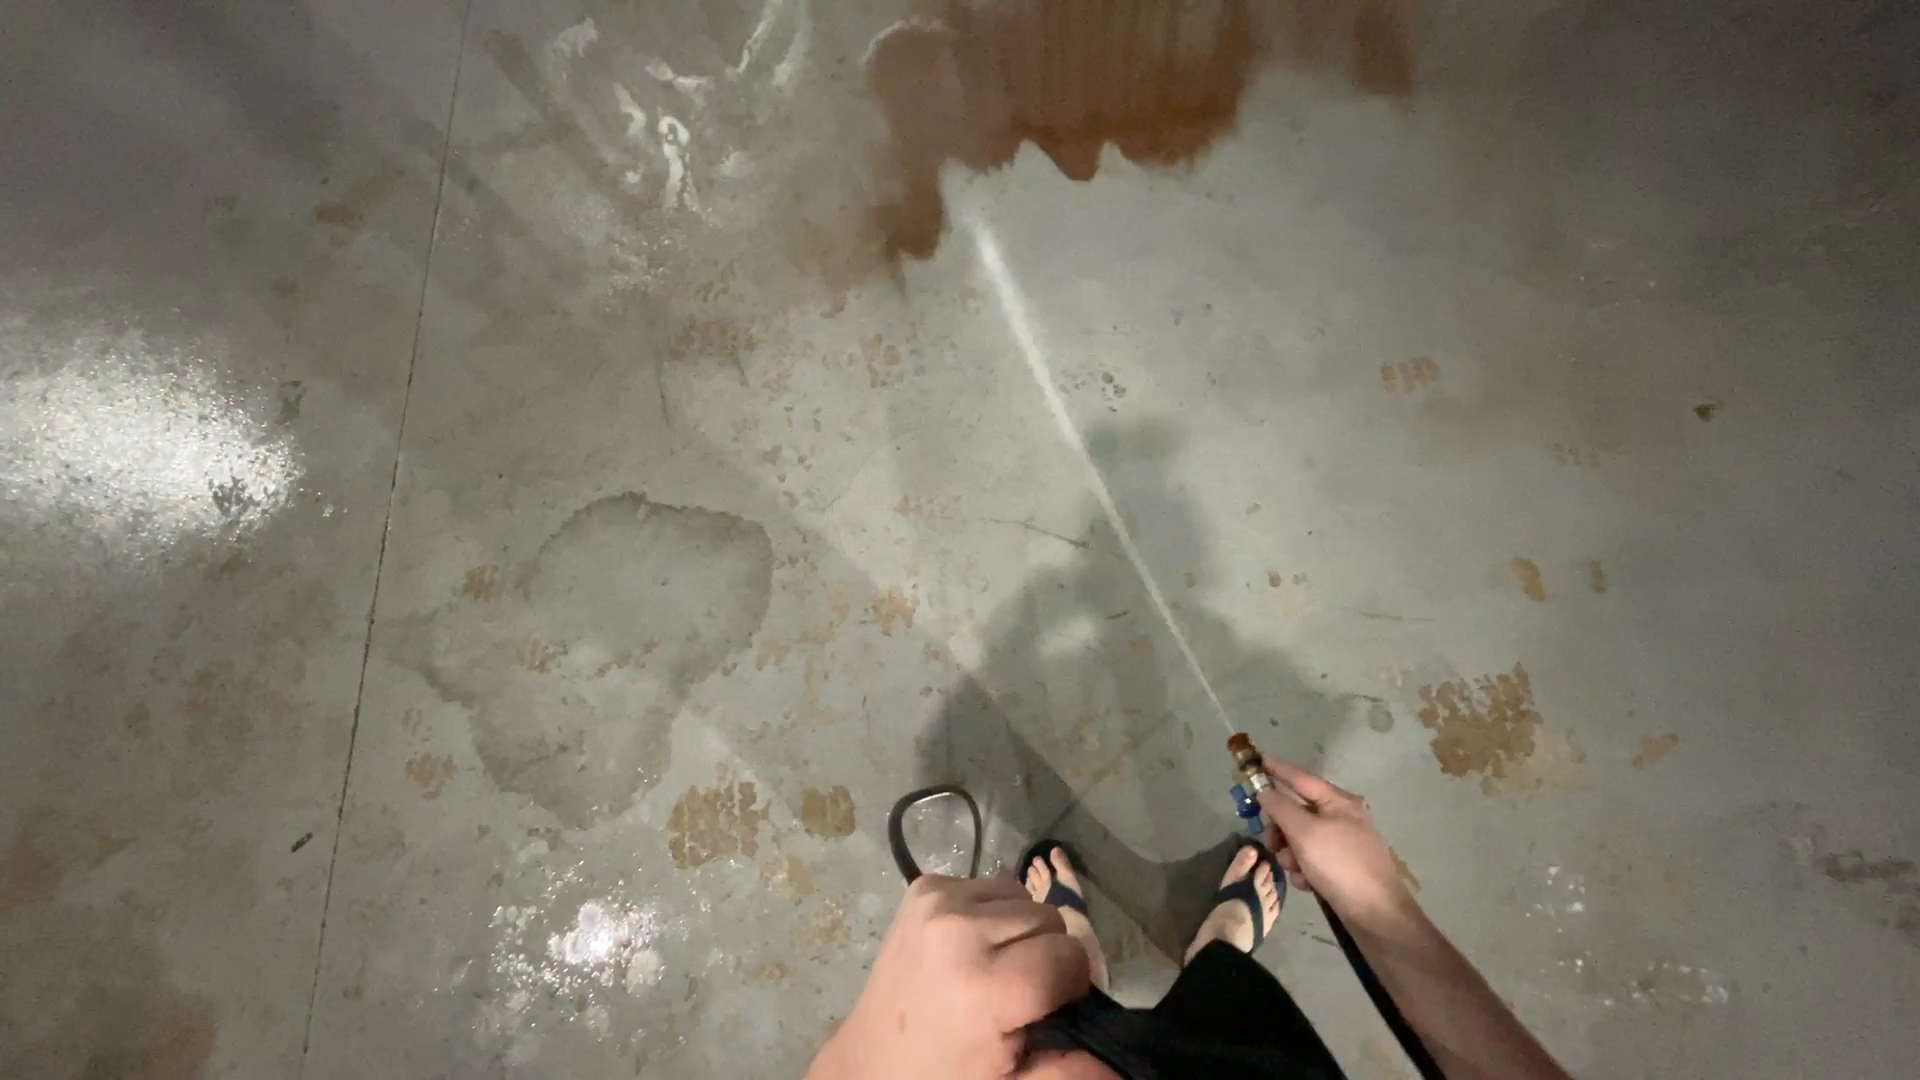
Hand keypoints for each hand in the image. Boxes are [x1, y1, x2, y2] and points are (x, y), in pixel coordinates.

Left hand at [807, 874, 1091, 1079]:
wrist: (870, 1063)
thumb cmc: (944, 1078)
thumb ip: (1072, 1071)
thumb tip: (1125, 1060)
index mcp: (985, 985)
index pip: (1070, 956)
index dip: (1072, 985)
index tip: (1051, 1009)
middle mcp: (961, 928)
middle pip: (1049, 917)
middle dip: (1048, 953)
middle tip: (1022, 993)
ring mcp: (938, 898)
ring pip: (1021, 894)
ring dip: (1021, 927)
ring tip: (995, 964)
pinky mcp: (924, 884)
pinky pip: (989, 883)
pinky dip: (991, 910)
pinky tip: (971, 944)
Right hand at [1254, 755, 1419, 928]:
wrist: (1378, 917)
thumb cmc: (1340, 865)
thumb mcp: (1304, 831)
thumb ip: (1279, 806)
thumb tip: (1264, 789)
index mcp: (1338, 802)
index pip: (1299, 777)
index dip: (1275, 768)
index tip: (1254, 761)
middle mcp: (1342, 817)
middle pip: (1297, 810)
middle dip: (1280, 826)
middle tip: (1270, 841)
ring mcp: (1344, 843)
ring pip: (1301, 836)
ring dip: (1290, 852)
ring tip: (1294, 869)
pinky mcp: (1343, 867)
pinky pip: (1312, 857)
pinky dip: (1304, 868)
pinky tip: (1306, 883)